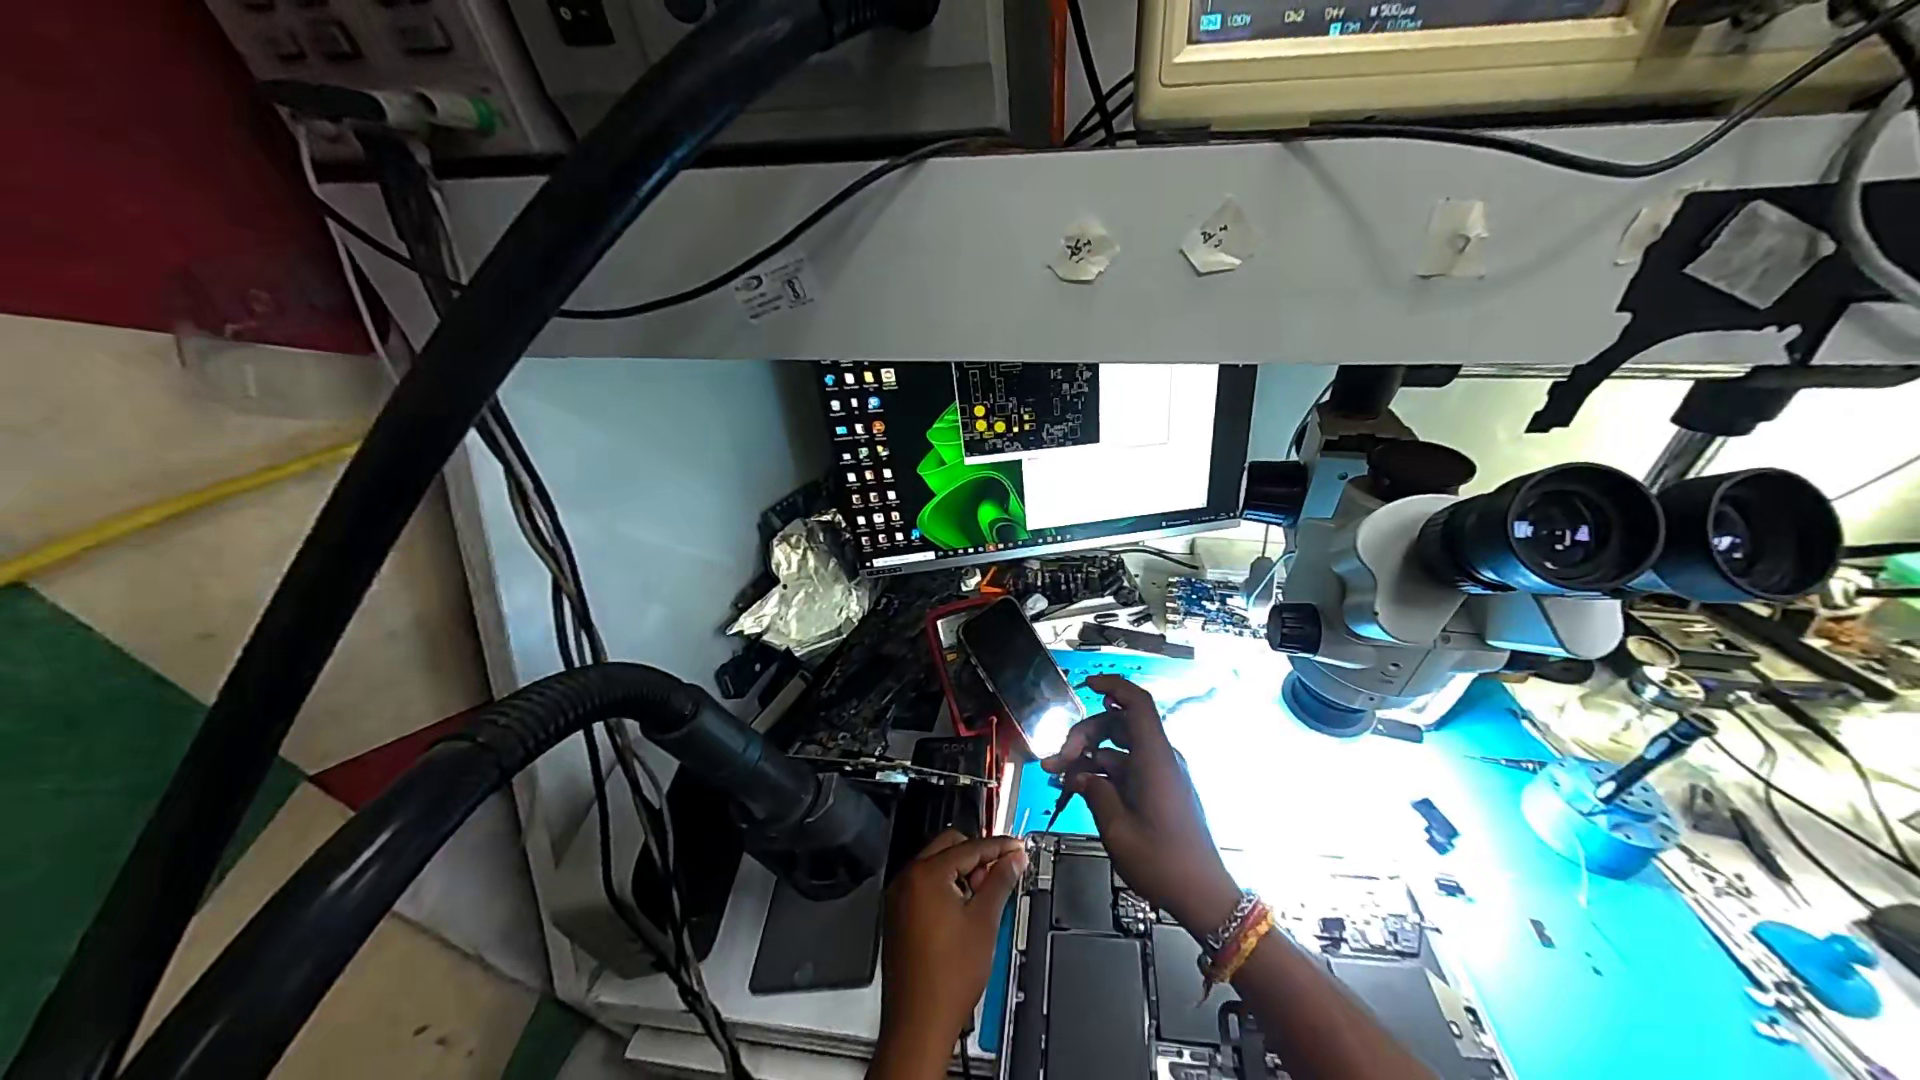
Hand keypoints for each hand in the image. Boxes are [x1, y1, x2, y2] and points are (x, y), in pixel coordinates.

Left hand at [873, 831, 1025, 1075]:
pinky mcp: (897, 914)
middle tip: (1000, 871)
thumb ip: (1000, 881)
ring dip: (961, 871)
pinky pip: (924, 884)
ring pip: (936, 864)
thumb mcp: (984, 921)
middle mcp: (907, 880)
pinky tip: (963, 909)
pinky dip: (945, 886)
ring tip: (982, 896)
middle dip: (977, 855)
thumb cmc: (946, 979)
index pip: (970, 847)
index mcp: (926, 875)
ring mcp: (899, 897)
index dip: (998, 846)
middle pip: (949, 846)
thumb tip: (1012, 860)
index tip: (1015, 848)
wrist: (920, 1020)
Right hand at [1041, 674, 1240, 934]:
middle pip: (1118, 725)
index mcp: (1154, 759)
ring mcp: (1160, 774)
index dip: (1113, 685)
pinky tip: (1078, 788)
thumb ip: (1093, 791)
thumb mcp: (1117, 827)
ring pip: (1118, 748)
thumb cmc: (1162, 861)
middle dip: (1084, 735)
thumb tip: (1077, 775)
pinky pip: (1126, 768)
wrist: (1202, 895)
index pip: (1137, 704)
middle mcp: (1159, 759)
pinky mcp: (1159, 789)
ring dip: (1088, 756)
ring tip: (1059, 775)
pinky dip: (1101, 772)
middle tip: (1058, 760)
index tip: (1086, 685)